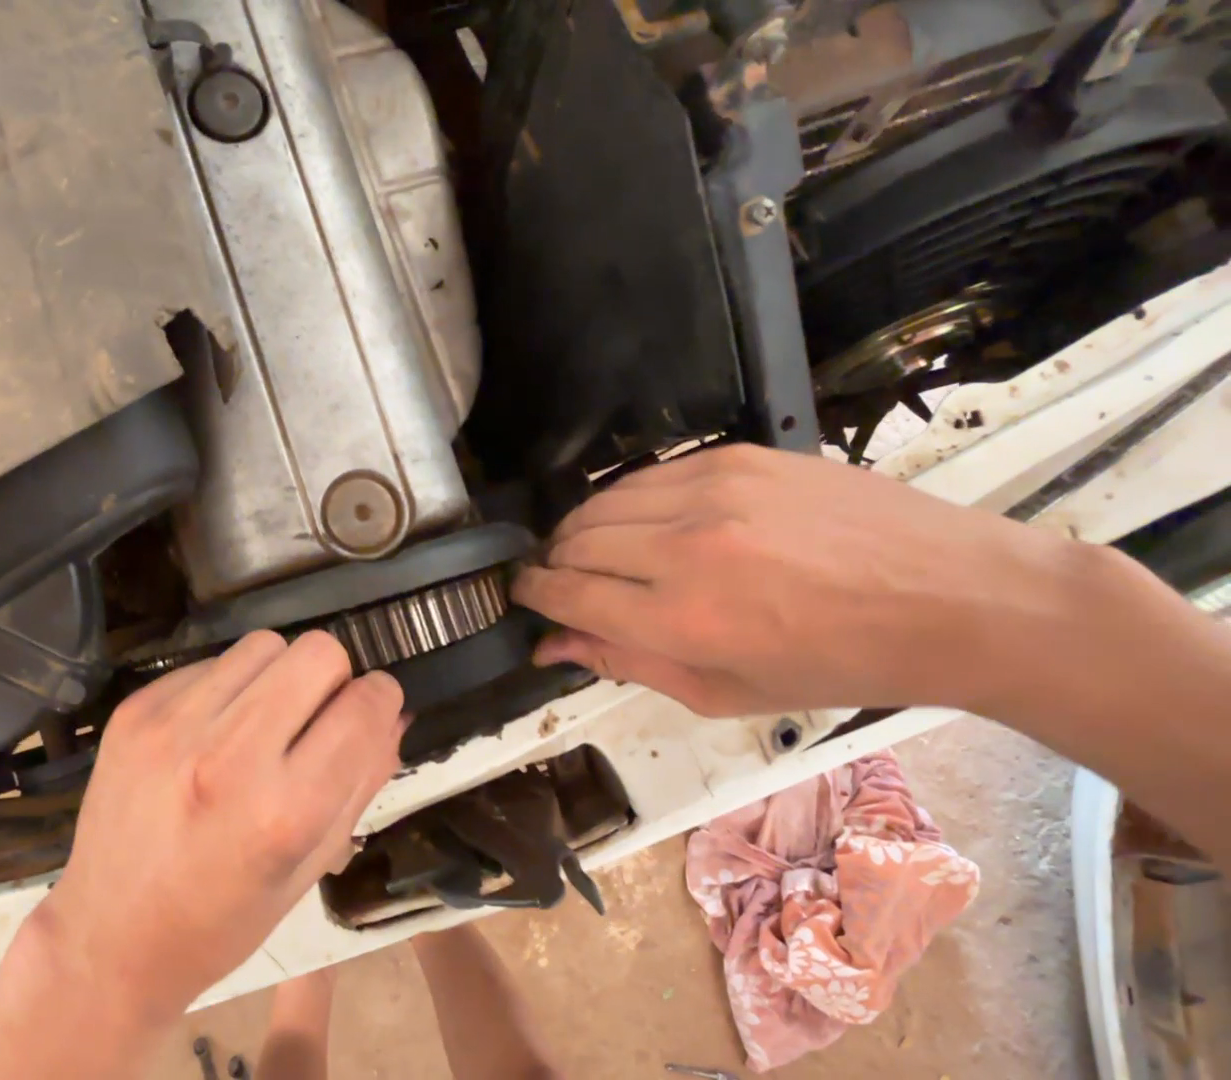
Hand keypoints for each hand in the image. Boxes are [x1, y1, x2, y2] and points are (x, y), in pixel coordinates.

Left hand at [34, 630, 403, 1016]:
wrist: (110, 937)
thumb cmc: (223, 923)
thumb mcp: (309, 869)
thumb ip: (360, 783)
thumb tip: (392, 713)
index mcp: (285, 811)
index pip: (364, 707)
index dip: (381, 700)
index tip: (370, 710)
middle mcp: (230, 755)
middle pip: (318, 652)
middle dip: (333, 679)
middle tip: (315, 717)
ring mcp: (174, 725)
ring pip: (265, 644)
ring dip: (279, 676)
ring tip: (261, 723)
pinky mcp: (136, 709)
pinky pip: (210, 664)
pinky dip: (227, 689)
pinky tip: (211, 734)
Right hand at [512, 444, 1101, 715]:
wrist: (955, 598)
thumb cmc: (839, 664)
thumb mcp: (725, 690)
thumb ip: (625, 663)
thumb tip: (549, 646)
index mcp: (683, 618)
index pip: (566, 592)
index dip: (533, 594)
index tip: (525, 596)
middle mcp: (685, 546)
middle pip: (572, 541)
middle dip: (554, 564)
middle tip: (563, 580)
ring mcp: (711, 489)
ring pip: (600, 502)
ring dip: (582, 529)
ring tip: (599, 552)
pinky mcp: (737, 456)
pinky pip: (646, 475)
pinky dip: (627, 501)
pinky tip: (646, 522)